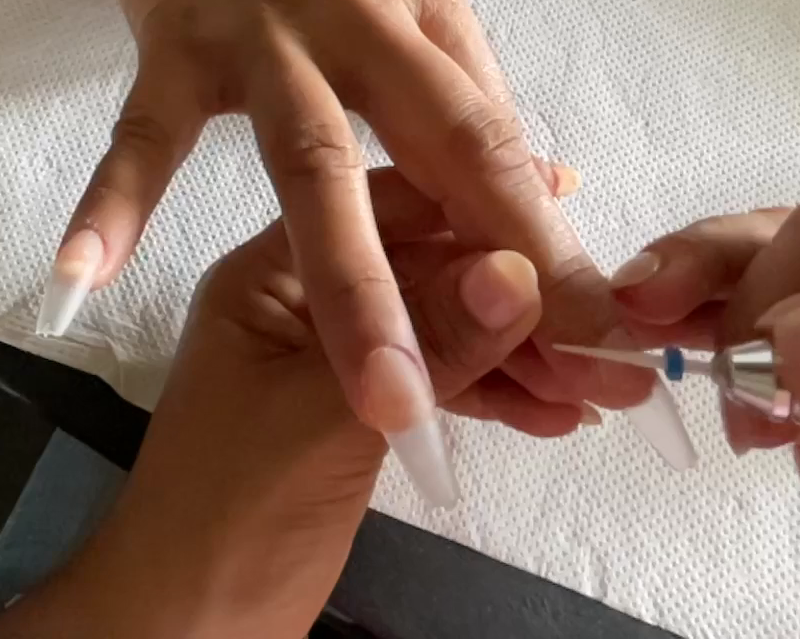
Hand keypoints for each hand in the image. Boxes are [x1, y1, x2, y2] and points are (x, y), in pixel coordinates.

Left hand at [0, 170, 552, 638]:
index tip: (560, 202)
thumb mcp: (330, 414)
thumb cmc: (235, 508)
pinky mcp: (356, 409)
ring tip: (604, 386)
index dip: (464, 205)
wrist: (194, 622)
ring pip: (434, 333)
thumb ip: (425, 343)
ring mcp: (331, 355)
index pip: (374, 210)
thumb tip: (521, 266)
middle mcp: (302, 298)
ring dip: (515, 356)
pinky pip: (431, 385)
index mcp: (270, 272)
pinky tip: (554, 414)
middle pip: (418, 274)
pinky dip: (490, 397)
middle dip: (510, 298)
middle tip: (605, 328)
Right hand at [42, 0, 650, 469]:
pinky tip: (85, 272)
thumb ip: (448, 70)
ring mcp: (263, 31)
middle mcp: (363, 20)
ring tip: (383, 397)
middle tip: (548, 388)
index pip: (502, 139)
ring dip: (352, 280)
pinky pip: (145, 132)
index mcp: (427, 9)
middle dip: (496, 273)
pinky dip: (116, 202)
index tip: (602, 340)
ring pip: (314, 160)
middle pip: (440, 152)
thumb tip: (515, 165)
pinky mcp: (174, 38)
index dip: (554, 240)